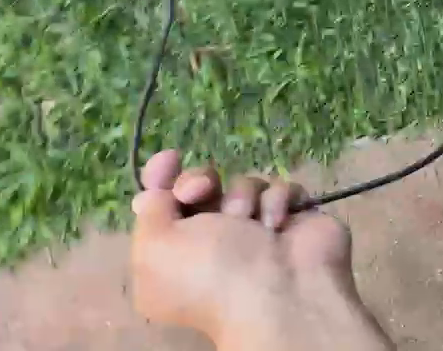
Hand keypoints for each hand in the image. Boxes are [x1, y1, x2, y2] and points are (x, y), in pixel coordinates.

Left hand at [130, 151, 391, 350]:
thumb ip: (152, 214)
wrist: (282, 285)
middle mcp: (210, 237)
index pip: (161, 206)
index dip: (162, 179)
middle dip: (202, 181)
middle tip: (202, 189)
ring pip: (246, 184)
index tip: (169, 156)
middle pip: (204, 187)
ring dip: (245, 198)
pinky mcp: (292, 213)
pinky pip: (283, 187)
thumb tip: (150, 194)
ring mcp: (254, 225)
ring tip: (252, 223)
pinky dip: (280, 201)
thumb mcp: (160, 248)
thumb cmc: (211, 270)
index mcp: (170, 252)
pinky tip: (279, 223)